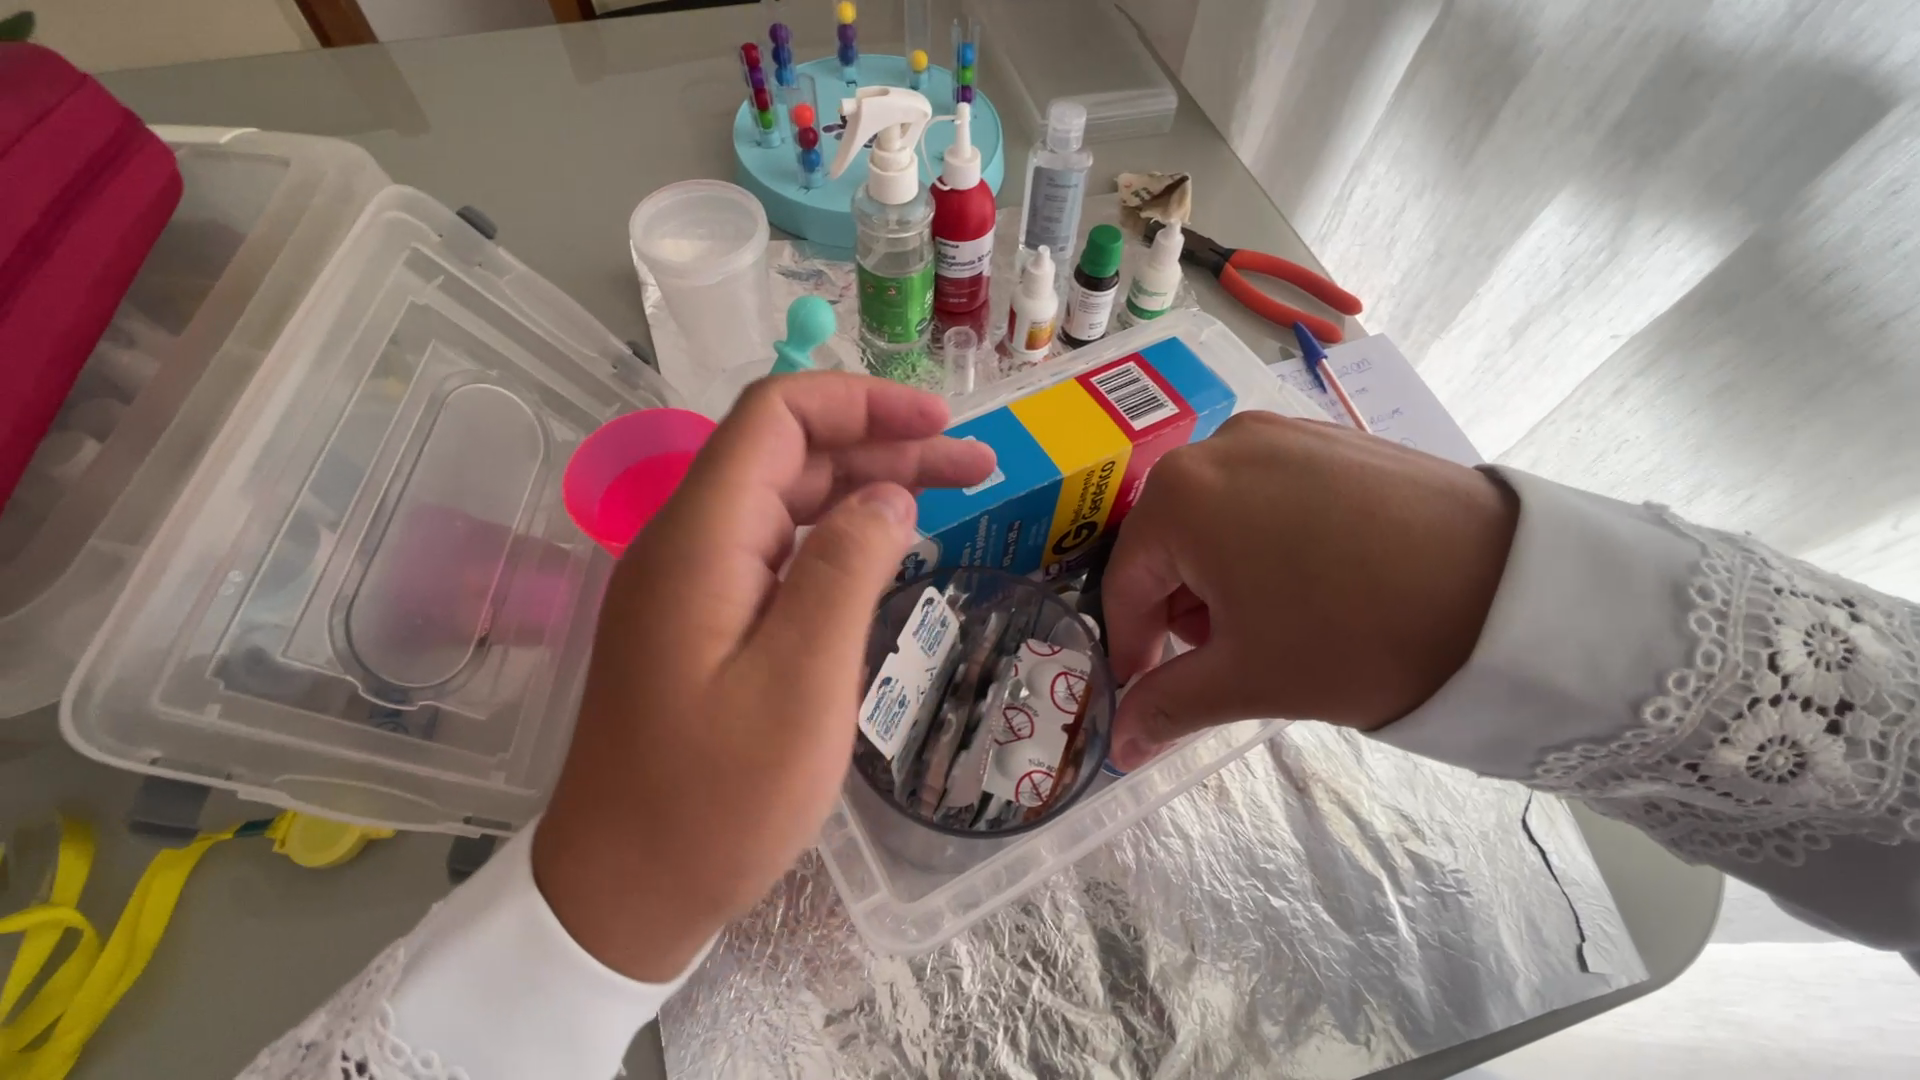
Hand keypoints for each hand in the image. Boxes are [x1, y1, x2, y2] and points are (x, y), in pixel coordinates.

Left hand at [532, 374, 994, 981]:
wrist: (622, 893)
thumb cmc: (715, 800)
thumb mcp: (800, 685)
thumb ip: (844, 573)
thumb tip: (887, 497)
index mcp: (701, 540)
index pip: (776, 417)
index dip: (860, 403)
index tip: (938, 423)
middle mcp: (689, 544)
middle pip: (789, 455)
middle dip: (883, 445)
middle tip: (974, 466)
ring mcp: (692, 584)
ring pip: (787, 502)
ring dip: (866, 488)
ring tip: (951, 495)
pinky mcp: (704, 622)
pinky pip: (777, 552)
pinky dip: (838, 538)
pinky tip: (885, 551)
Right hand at [1102, 412, 1517, 770]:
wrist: (1515, 591)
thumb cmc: (1355, 635)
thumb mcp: (1248, 679)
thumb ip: (1166, 708)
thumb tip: (1118, 750)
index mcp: (1179, 496)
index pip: (1124, 583)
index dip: (1132, 647)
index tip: (1150, 690)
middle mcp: (1217, 445)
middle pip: (1169, 543)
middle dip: (1183, 607)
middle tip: (1227, 655)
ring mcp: (1278, 432)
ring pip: (1216, 516)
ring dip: (1223, 573)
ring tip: (1276, 619)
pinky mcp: (1329, 436)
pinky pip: (1266, 493)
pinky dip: (1267, 539)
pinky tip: (1313, 578)